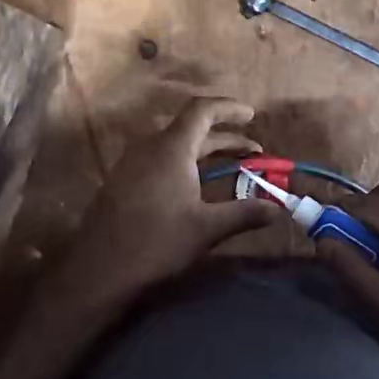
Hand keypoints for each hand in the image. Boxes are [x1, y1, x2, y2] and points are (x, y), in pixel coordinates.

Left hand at [60, 97, 283, 299]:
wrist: (99, 270)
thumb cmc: (157, 242)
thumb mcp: (207, 228)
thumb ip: (245, 213)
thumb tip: (279, 209)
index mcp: (171, 148)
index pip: (202, 110)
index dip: (229, 109)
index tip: (252, 116)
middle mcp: (150, 147)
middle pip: (191, 128)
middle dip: (225, 135)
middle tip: (252, 150)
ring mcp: (133, 164)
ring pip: (176, 145)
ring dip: (206, 150)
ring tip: (231, 165)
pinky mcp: (124, 182)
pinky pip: (161, 159)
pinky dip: (187, 162)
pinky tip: (198, 185)